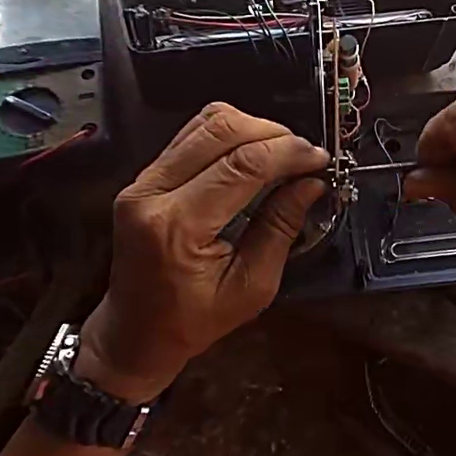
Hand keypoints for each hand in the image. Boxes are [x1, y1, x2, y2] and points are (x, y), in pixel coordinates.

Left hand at [76, 104, 327, 400]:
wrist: (135, 332)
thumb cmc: (194, 321)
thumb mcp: (252, 287)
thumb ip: (280, 228)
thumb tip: (312, 183)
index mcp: (178, 226)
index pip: (242, 165)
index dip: (288, 153)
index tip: (320, 159)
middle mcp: (152, 192)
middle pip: (220, 130)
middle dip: (274, 133)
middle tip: (306, 155)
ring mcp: (143, 180)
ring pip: (205, 122)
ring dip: (253, 128)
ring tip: (284, 153)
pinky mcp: (146, 177)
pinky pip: (193, 135)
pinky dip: (231, 135)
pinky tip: (255, 154)